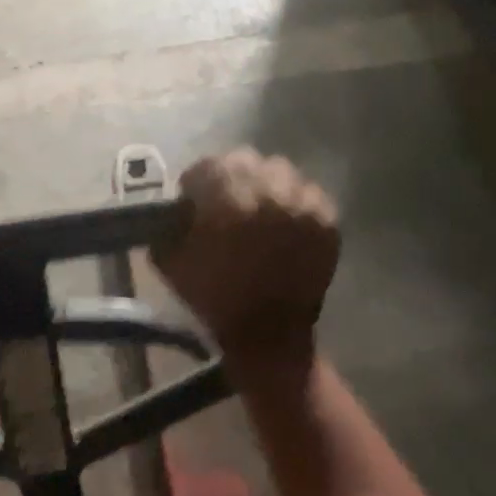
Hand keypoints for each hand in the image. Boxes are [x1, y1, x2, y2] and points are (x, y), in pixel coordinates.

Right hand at [155, 149, 339, 361]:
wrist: (268, 333)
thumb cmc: (214, 300)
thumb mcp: (171, 264)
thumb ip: (167, 227)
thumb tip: (175, 208)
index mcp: (227, 199)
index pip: (206, 168)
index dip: (196, 186)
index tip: (194, 205)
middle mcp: (269, 190)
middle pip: (245, 162)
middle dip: (232, 180)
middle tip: (227, 206)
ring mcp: (304, 201)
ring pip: (280, 172)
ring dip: (265, 187)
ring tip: (260, 213)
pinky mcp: (328, 217)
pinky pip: (307, 193)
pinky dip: (293, 204)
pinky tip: (284, 228)